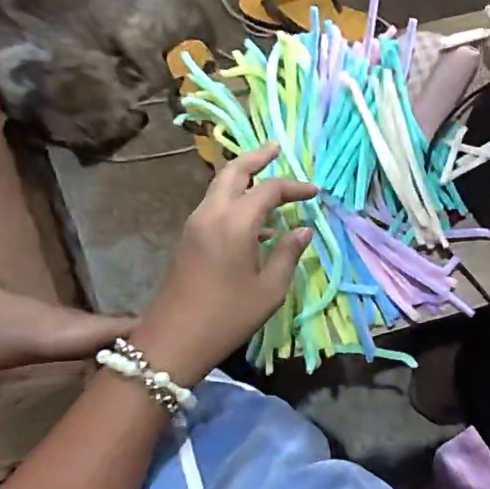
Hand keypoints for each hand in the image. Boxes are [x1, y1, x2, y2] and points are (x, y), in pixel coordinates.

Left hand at [127, 145, 316, 383]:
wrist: (173, 339)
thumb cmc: (228, 316)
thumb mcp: (269, 289)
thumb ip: (288, 254)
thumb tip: (303, 229)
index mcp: (234, 222)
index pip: (269, 189)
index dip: (294, 187)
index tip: (316, 193)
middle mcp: (211, 214)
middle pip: (233, 172)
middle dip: (256, 158)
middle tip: (276, 148)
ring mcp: (195, 225)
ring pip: (220, 187)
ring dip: (243, 177)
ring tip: (268, 176)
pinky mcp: (189, 239)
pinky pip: (215, 206)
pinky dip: (235, 199)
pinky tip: (257, 221)